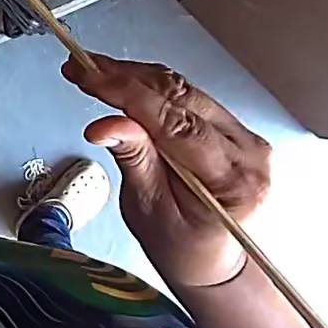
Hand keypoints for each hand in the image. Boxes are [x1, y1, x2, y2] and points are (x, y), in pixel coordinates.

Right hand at [63, 55, 270, 290]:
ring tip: (92, 70)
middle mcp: (246, 150)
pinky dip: (149, 88)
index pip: (175, 122)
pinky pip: (187, 97)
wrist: (214, 260)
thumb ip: (134, 160)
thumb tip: (106, 125)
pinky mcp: (230, 127)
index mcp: (231, 178)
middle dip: (124, 77)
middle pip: (180, 96)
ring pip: (182, 90)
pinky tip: (121, 82)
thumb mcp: (148, 210)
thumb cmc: (182, 247)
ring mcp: (242, 135)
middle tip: (81, 67)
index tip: (89, 78)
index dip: (127, 95)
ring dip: (133, 77)